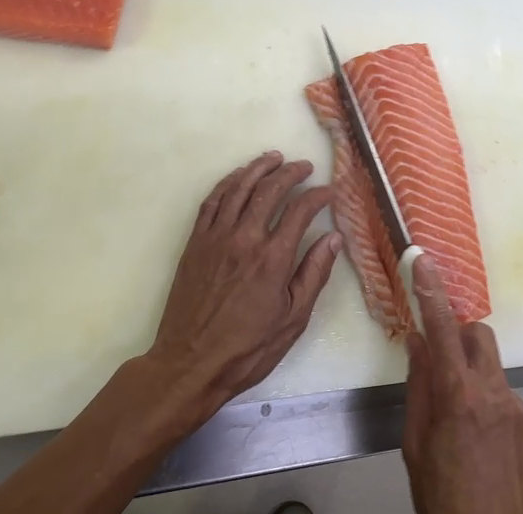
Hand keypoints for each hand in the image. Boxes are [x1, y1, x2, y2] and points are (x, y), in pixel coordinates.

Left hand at [0, 151, 338, 513]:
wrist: (190, 364)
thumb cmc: (248, 349)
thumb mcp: (293, 320)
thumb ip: (314, 274)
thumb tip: (333, 238)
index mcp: (273, 258)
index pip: (301, 210)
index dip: (318, 196)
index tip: (328, 192)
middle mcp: (245, 238)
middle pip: (270, 189)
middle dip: (291, 173)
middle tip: (304, 166)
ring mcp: (216, 237)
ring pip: (239, 188)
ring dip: (258, 168)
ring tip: (274, 158)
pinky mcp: (196, 242)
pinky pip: (212, 201)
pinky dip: (228, 183)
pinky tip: (239, 178)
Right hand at [402, 255, 522, 513]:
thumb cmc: (443, 499)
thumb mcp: (415, 445)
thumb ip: (418, 388)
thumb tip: (417, 344)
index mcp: (458, 398)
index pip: (441, 330)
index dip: (431, 292)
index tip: (423, 261)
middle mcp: (494, 393)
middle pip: (478, 335)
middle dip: (457, 334)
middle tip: (438, 356)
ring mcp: (516, 407)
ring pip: (491, 365)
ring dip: (470, 371)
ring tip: (454, 413)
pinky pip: (503, 393)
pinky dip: (485, 398)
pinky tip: (474, 435)